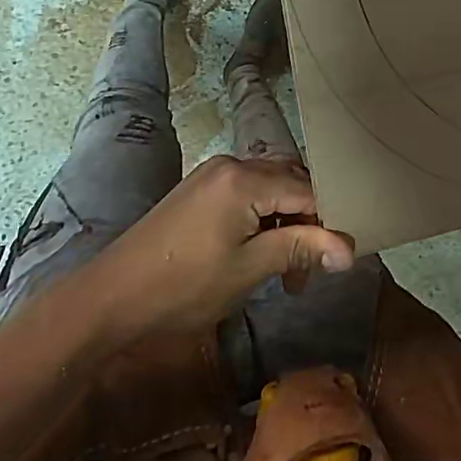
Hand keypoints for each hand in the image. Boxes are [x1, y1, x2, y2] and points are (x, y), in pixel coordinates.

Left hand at [58, 156, 356, 341]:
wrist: (109, 297)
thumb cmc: (183, 286)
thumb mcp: (248, 269)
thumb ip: (301, 248)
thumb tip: (351, 250)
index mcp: (245, 178)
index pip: (308, 191)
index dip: (327, 225)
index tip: (330, 265)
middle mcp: (231, 164)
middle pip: (291, 183)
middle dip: (307, 224)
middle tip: (304, 272)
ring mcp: (212, 174)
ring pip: (271, 188)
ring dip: (285, 224)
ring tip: (282, 271)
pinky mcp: (200, 188)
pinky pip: (248, 193)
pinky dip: (262, 219)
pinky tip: (258, 253)